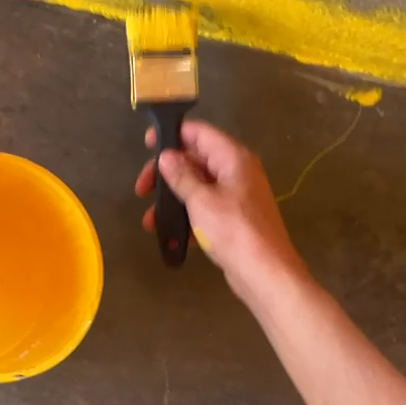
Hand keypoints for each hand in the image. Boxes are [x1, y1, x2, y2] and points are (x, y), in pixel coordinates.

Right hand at [136, 120, 306, 297]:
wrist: (263, 271)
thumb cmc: (233, 229)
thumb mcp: (201, 200)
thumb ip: (181, 176)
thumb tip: (166, 156)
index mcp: (233, 158)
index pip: (199, 133)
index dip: (172, 134)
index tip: (148, 144)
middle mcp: (236, 171)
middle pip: (195, 160)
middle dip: (166, 174)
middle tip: (142, 190)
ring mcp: (235, 195)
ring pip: (196, 187)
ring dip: (172, 200)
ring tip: (150, 220)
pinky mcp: (232, 218)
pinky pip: (204, 208)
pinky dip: (186, 216)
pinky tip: (169, 233)